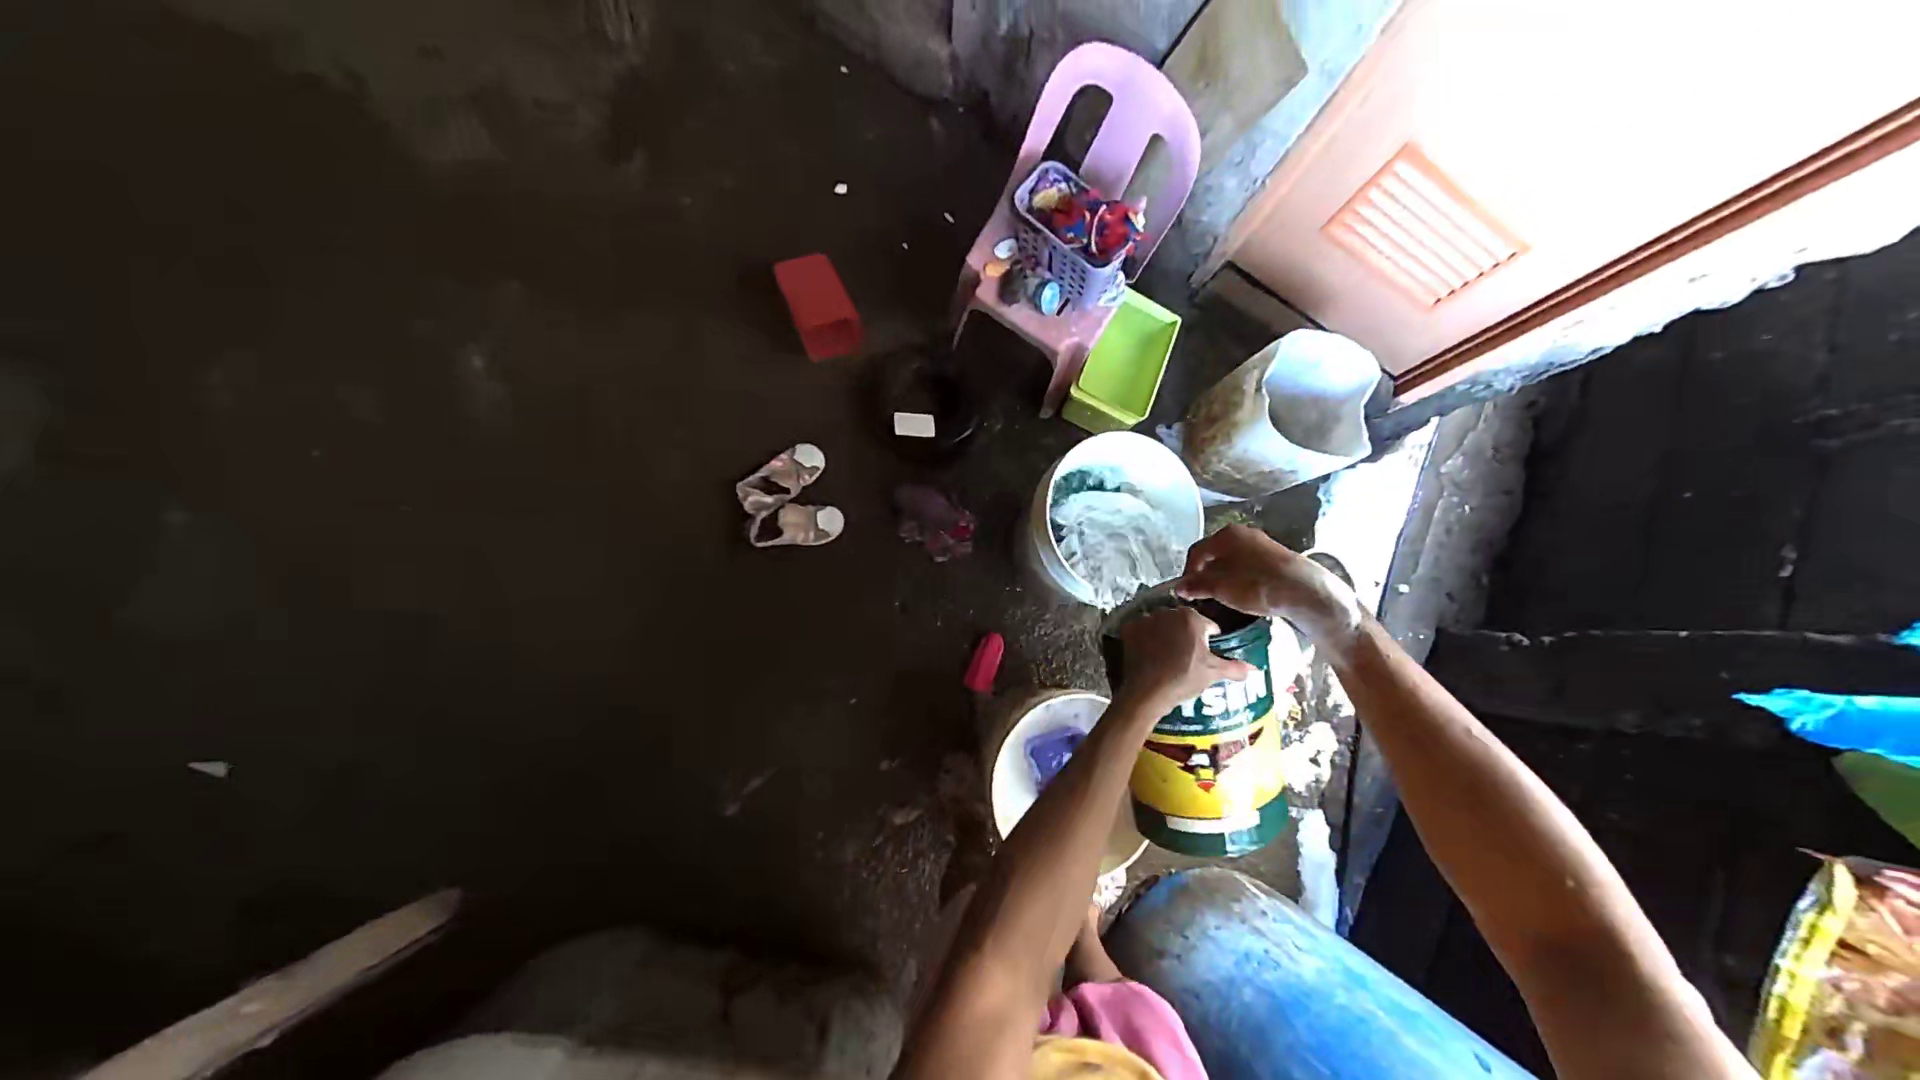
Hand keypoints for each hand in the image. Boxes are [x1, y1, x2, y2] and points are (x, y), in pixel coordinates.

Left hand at [1114, 607, 1252, 714]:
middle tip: (1187, 658)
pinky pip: (1142, 631)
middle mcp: (1167, 612)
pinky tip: (1150, 656)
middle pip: (1183, 622)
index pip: (1208, 626)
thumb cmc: (1183, 678)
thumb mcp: (1213, 673)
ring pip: (1162, 625)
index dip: (1209, 641)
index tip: (1205, 655)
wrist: (1147, 692)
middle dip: (1186, 636)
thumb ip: (1235, 667)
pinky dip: (1146, 640)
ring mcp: (1145, 619)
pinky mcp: (1128, 629)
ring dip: (1165, 636)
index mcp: (1191, 617)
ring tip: (1167, 658)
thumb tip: (1254, 668)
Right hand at [1175, 526, 1363, 650]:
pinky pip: (1249, 566)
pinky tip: (1244, 594)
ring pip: (1232, 561)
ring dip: (1223, 578)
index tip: (1186, 592)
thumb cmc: (1256, 585)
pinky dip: (1241, 578)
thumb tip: (1178, 587)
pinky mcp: (1277, 557)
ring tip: (1223, 597)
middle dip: (1206, 575)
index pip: (1196, 552)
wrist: (1304, 591)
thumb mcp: (1220, 588)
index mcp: (1225, 535)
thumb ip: (1196, 585)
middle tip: (1203, 596)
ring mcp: (1261, 544)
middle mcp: (1242, 533)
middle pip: (1214, 555)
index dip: (1187, 573)